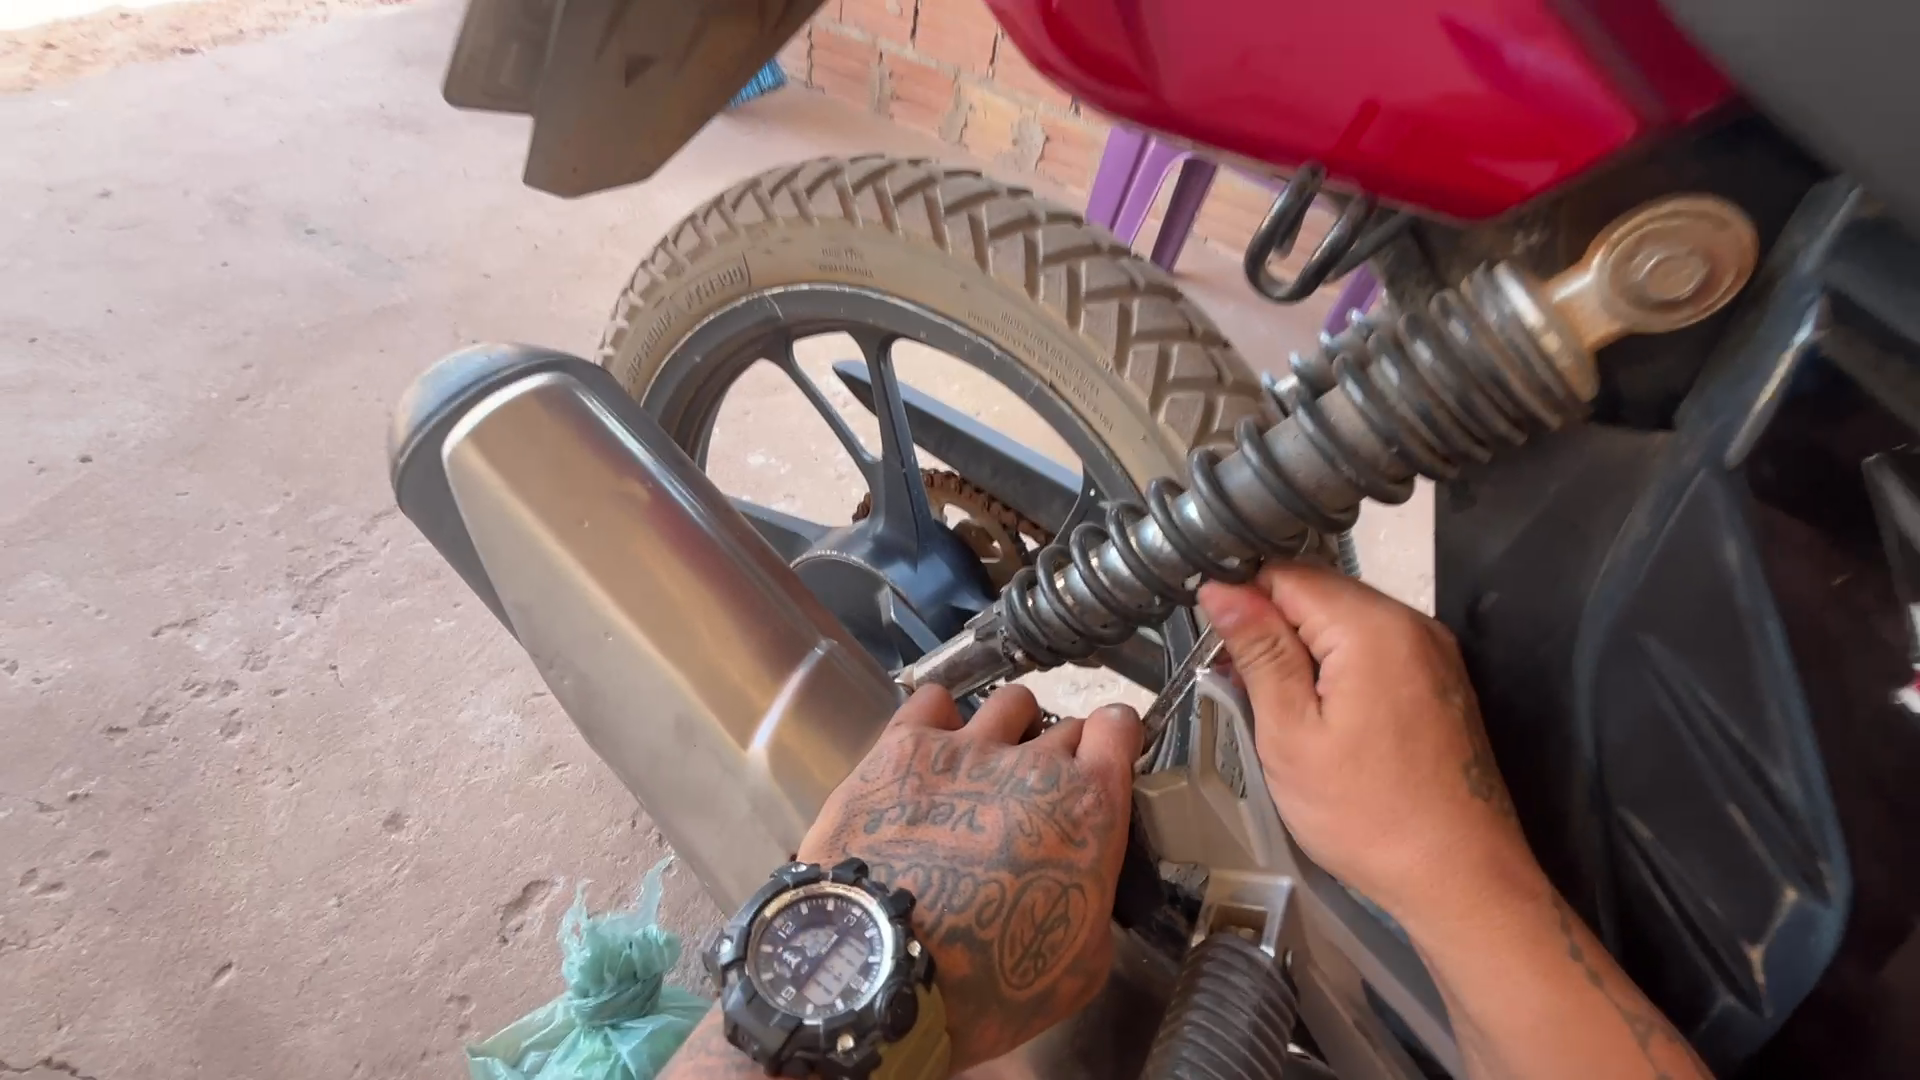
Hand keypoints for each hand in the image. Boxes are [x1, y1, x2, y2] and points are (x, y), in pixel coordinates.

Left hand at [795, 685, 1140, 1071]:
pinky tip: (933, 746)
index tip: (1104, 756)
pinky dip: (940, 717)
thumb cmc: (988, 985)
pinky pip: (934, 699)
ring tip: (988, 765)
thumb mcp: (1082, 963)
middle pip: (1064, 725)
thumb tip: (1084, 871)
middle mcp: (1033, 760)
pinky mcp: (905, 743)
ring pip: (1010, 703)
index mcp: (1086, 806)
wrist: (880, 972)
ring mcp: (966, 745)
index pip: (1118, 727)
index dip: (1114, 739)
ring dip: (1011, 729)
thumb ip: (1095, 894)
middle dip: (1062, 755)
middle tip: (1041, 796)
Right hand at [1196, 564, 1541, 929]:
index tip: (1215, 647)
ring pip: (1340, 618)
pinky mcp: (1438, 678)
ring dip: (1297, 645)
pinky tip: (1314, 707)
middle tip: (1237, 681)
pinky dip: (1332, 662)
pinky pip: (1369, 645)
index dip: (1239, 600)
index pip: (1284, 574)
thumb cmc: (1364, 812)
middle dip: (1268, 625)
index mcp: (1372, 628)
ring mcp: (1432, 650)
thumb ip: (1258, 649)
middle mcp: (1411, 623)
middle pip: (1315, 591)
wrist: (1462, 882)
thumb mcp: (1290, 731)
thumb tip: (1219, 589)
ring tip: (1272, 701)